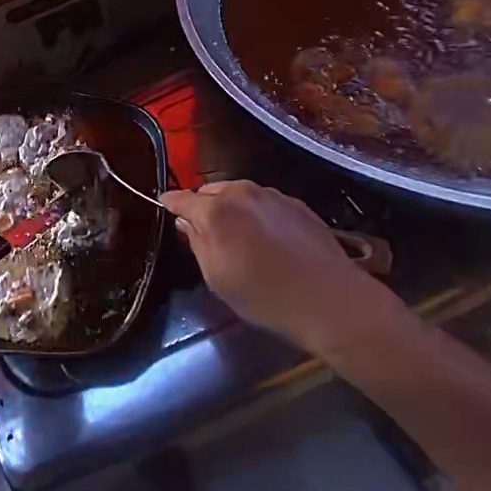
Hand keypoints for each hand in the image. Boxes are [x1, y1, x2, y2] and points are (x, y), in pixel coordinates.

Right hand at [161, 180, 406, 356]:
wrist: (328, 298)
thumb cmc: (265, 296)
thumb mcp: (218, 278)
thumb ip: (197, 243)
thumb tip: (186, 222)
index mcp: (217, 210)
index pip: (183, 198)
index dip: (170, 202)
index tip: (162, 204)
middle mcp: (243, 191)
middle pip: (211, 191)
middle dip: (202, 205)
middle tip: (201, 230)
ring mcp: (273, 194)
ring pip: (239, 193)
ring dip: (230, 207)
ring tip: (235, 235)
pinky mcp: (296, 203)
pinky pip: (263, 202)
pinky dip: (255, 212)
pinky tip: (264, 238)